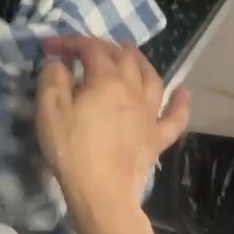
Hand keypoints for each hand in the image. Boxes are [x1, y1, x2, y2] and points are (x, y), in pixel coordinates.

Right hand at [35, 36, 189, 215]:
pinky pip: (175, 116)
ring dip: (140, 60)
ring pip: (152, 78)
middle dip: (103, 46)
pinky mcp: (157, 138)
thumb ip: (53, 77)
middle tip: (83, 47)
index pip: (90, 48)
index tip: (49, 47)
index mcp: (106, 80)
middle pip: (124, 58)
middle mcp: (134, 91)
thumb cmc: (71, 147)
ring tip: (130, 51)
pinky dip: (181, 101)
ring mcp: (150, 114)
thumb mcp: (49, 107)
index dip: (69, 41)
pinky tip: (184, 91)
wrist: (101, 192)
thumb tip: (60, 63)